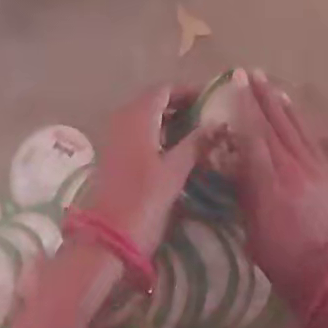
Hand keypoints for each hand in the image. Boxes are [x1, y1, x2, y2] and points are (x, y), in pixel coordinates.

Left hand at [76, 85, 211, 255]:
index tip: (210, 100)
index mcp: (138, 116)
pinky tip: (174, 148)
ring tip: (195, 131)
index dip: (187, 91)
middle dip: (178, 104)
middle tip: (205, 116)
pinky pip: (136, 131)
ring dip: (167, 118)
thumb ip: (197, 143)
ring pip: (143, 116)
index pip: (164, 89)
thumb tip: (219, 123)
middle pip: (152, 100)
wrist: (108, 238)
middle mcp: (122, 118)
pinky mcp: (112, 153)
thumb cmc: (144, 200)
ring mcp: (114, 136)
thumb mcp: (176, 170)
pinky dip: (155, 131)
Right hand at [229, 70, 327, 304]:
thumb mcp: (254, 232)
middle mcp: (291, 165)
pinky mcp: (327, 171)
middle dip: (260, 97)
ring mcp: (312, 166)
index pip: (252, 135)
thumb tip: (236, 167)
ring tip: (270, 83)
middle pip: (273, 123)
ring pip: (293, 126)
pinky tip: (293, 111)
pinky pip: (309, 137)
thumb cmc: (287, 261)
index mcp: (268, 181)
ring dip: (280, 103)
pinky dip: (299, 120)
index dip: (243, 107)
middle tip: (250, 73)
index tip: (236, 83)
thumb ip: (246, 195)